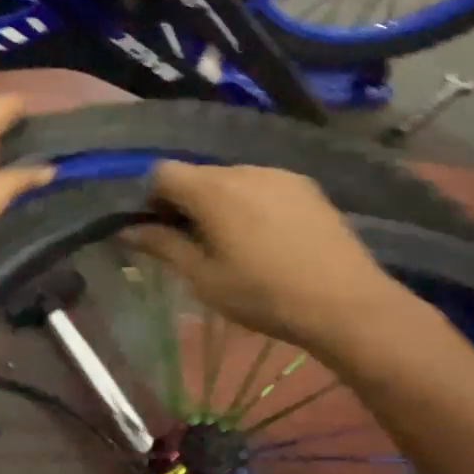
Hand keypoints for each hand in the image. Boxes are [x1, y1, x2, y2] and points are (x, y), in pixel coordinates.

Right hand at [125, 162, 419, 355]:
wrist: (347, 304)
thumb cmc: (264, 294)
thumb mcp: (204, 278)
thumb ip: (162, 246)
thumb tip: (126, 229)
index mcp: (211, 189)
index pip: (162, 172)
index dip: (151, 199)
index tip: (159, 232)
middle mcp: (243, 170)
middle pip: (197, 175)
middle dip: (186, 202)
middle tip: (193, 244)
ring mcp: (279, 175)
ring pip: (231, 179)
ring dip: (220, 202)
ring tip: (234, 243)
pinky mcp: (306, 187)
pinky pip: (262, 186)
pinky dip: (251, 203)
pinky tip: (267, 238)